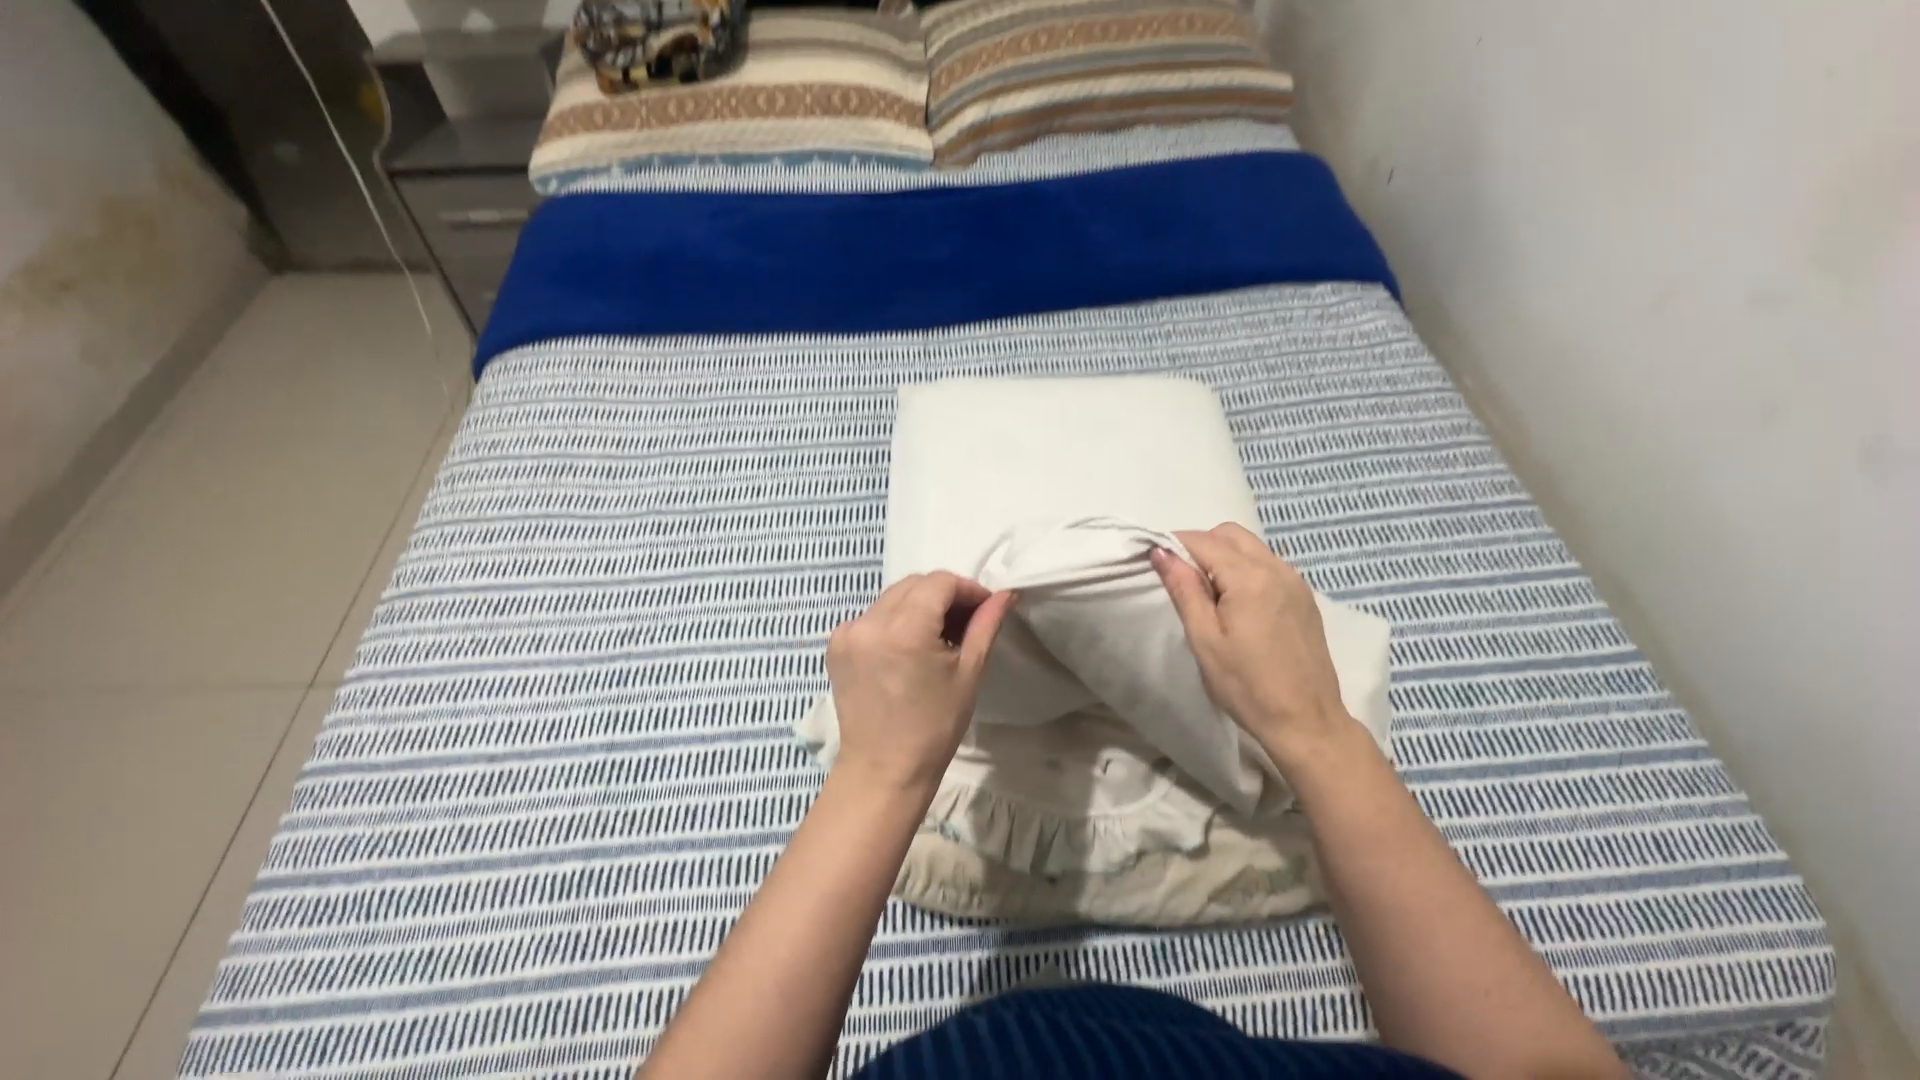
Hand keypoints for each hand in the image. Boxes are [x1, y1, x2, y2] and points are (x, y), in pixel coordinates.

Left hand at [826, 572, 1015, 796]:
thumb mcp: (968, 673)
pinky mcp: (836, 646)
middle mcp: (870, 621)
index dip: (967, 590)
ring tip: (937, 640)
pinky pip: (872, 617)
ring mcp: (848, 633)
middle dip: (943, 596)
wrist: (884, 769)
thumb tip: (1006, 594)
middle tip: (965, 626)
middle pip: (914, 585)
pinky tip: (907, 651)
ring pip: (892, 598)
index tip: (984, 609)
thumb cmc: (934, 727)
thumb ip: (985, 625)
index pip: (940, 582)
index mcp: (905, 628)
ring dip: (918, 607)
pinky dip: (893, 623)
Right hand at [1150, 523, 1350, 760]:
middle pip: (1230, 534)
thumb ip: (1184, 589)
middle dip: (1201, 545)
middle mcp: (1276, 568)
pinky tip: (1236, 603)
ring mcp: (1295, 581)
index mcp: (1249, 577)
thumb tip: (1162, 551)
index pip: (1203, 541)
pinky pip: (1269, 564)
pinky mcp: (1304, 597)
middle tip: (1181, 580)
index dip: (1175, 545)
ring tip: (1208, 594)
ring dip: (1224, 556)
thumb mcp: (1205, 639)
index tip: (1156, 562)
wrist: (1306, 720)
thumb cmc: (1246, 685)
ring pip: (1251, 547)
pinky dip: (1246, 569)